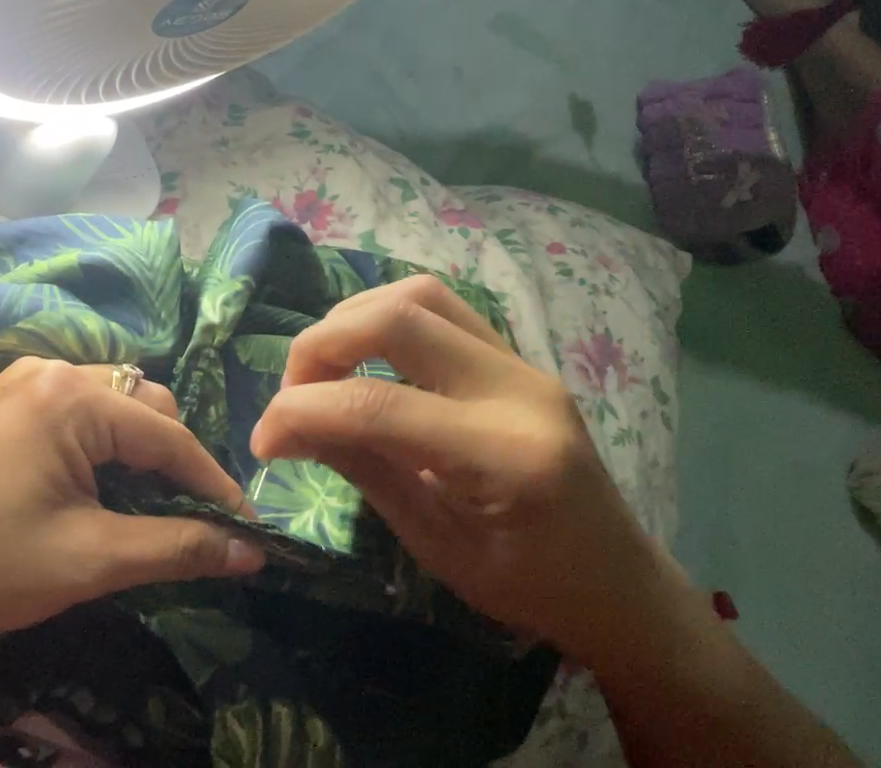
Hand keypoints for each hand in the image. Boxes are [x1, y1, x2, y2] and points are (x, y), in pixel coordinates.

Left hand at [0, 358, 263, 649]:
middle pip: (144, 405)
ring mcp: (23, 379)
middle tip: (193, 523)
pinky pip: (79, 410)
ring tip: (153, 510)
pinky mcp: (7, 400)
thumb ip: (178, 547)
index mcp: (70, 396)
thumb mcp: (92, 560)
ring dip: (142, 452)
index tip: (249, 531)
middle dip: (176, 463)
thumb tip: (252, 550)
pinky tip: (105, 488)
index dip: (214, 485)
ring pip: (114, 404)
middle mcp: (50, 368)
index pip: (169, 433)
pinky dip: (106, 445)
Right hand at [249, 276, 689, 664]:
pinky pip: (439, 307)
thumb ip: (360, 469)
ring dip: (349, 320)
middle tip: (291, 394)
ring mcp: (522, 362)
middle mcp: (518, 389)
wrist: (618, 584)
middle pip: (395, 318)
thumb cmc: (527, 586)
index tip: (262, 440)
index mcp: (505, 456)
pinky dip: (382, 318)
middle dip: (319, 346)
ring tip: (322, 370)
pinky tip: (362, 356)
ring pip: (416, 294)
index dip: (300, 411)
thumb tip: (283, 426)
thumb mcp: (433, 544)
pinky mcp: (515, 355)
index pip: (375, 405)